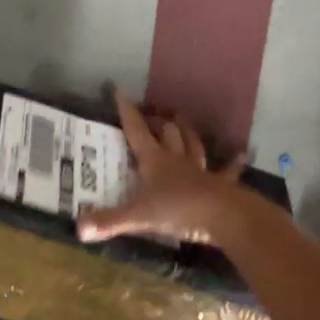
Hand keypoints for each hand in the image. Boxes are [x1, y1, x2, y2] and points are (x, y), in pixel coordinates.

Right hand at [75, 88, 245, 245]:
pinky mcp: (221, 185)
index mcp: (154, 160)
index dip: (127, 111)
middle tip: (154, 115)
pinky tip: (241, 154)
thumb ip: (109, 221)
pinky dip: (233, 162)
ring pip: (193, 145)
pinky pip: (227, 171)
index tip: (120, 91)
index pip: (136, 130)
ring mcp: (201, 170)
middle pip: (168, 134)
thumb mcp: (138, 217)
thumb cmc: (178, 210)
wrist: (224, 217)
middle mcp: (176, 159)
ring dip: (188, 134)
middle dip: (160, 123)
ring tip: (183, 122)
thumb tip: (78, 228)